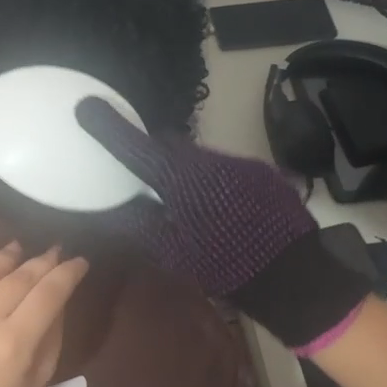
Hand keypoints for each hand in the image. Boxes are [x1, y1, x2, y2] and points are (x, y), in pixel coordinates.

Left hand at [0, 244, 88, 386]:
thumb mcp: (36, 381)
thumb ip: (51, 336)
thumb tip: (58, 299)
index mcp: (13, 342)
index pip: (48, 293)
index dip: (67, 273)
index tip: (79, 261)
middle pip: (19, 276)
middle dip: (42, 261)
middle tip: (55, 250)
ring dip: (6, 257)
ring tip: (17, 249)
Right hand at [76, 97, 369, 351]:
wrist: (300, 278)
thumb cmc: (226, 267)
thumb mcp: (170, 251)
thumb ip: (134, 222)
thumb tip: (102, 206)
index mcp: (179, 179)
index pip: (134, 145)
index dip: (109, 127)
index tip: (87, 108)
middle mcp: (207, 160)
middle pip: (167, 146)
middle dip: (151, 155)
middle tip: (141, 176)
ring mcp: (239, 164)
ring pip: (196, 157)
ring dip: (184, 171)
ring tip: (185, 201)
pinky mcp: (262, 172)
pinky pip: (224, 168)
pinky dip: (212, 181)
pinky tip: (219, 209)